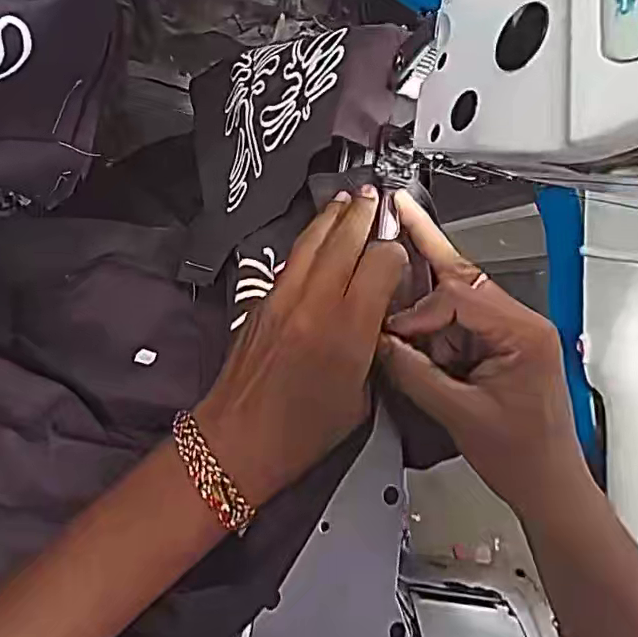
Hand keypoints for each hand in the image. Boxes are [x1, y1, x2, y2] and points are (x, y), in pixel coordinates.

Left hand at [194, 186, 408, 504]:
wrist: (237, 440)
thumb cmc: (299, 432)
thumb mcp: (359, 397)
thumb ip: (372, 348)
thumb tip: (376, 316)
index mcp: (347, 331)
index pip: (379, 264)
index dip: (394, 253)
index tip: (400, 253)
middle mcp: (314, 305)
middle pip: (344, 241)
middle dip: (363, 215)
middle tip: (376, 197)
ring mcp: (283, 298)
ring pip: (312, 241)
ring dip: (332, 217)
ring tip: (347, 200)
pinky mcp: (262, 301)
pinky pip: (292, 258)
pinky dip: (309, 240)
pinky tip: (318, 234)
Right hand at [376, 191, 589, 516]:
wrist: (551, 485)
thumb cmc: (525, 456)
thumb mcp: (461, 414)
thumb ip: (415, 373)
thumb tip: (382, 343)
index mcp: (523, 334)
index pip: (460, 297)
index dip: (419, 313)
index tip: (393, 334)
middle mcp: (521, 324)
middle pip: (463, 278)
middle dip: (426, 244)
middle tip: (400, 208)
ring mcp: (512, 333)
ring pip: (458, 298)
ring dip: (425, 304)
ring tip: (397, 296)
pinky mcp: (501, 345)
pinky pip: (460, 322)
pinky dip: (434, 327)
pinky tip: (414, 335)